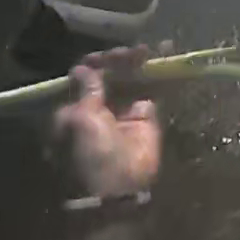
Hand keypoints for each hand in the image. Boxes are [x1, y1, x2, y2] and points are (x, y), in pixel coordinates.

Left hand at [54, 47, 160, 198]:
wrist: (118, 189)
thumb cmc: (90, 153)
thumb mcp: (83, 119)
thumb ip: (88, 90)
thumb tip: (84, 67)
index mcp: (76, 109)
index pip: (87, 77)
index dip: (97, 63)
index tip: (107, 56)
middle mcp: (98, 108)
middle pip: (110, 76)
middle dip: (120, 60)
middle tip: (133, 52)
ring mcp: (122, 112)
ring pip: (130, 80)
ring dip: (138, 63)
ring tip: (150, 49)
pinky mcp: (145, 117)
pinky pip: (150, 90)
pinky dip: (157, 75)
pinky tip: (163, 58)